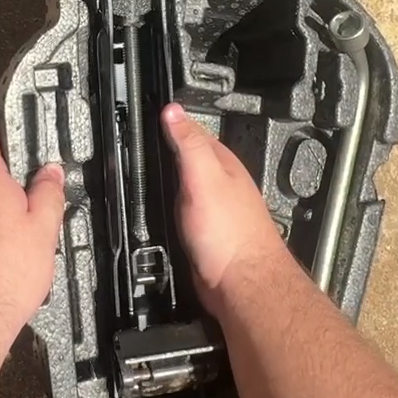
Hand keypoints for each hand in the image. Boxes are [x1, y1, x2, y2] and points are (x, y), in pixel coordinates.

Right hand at [163, 103, 295, 317]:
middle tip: (155, 132)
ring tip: (158, 161)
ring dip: (172, 174)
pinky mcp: (204, 233)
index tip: (158, 110)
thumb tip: (173, 111)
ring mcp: (213, 208)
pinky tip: (164, 204)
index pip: (194, 131)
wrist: (243, 286)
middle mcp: (220, 184)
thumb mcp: (204, 178)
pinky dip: (171, 203)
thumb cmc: (231, 235)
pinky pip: (184, 209)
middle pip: (191, 157)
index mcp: (223, 165)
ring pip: (187, 183)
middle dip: (173, 146)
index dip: (174, 120)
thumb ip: (189, 143)